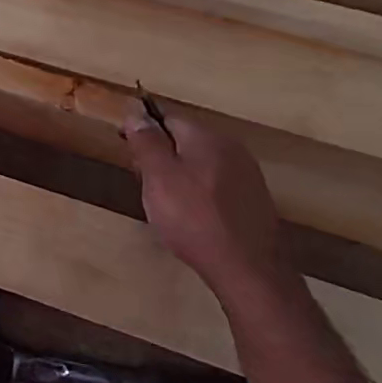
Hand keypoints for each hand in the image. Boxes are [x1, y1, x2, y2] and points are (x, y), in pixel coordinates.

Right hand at [124, 104, 294, 295]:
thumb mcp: (158, 177)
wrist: (246, 269)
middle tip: (143, 182)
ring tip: (164, 203)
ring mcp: (247, 175)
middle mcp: (232, 149)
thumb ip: (146, 142)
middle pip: (186, 141)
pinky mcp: (254, 201)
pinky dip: (199, 193)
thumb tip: (135, 113)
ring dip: (179, 175)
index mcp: (207, 138)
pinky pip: (217, 185)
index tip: (128, 154)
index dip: (143, 131)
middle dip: (161, 156)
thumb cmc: (193, 218)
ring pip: (201, 164)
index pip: (168, 118)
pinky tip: (191, 216)